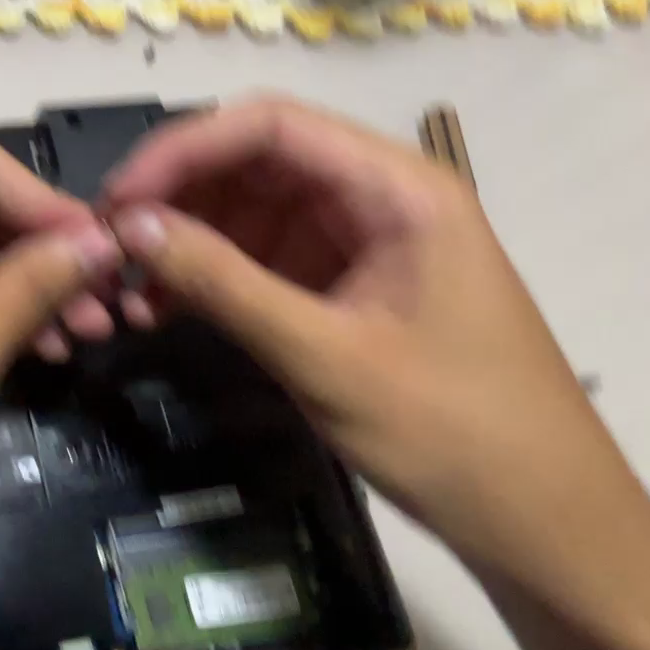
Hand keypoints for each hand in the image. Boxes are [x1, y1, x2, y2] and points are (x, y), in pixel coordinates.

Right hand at [99, 98, 643, 580]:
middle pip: (250, 161)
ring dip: (181, 241)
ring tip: (127, 288)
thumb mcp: (324, 354)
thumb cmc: (453, 432)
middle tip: (110, 243)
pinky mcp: (334, 284)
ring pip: (242, 210)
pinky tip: (159, 309)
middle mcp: (371, 197)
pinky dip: (203, 277)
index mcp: (396, 188)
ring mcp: (351, 241)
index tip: (119, 198)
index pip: (270, 126)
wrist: (539, 523)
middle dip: (174, 196)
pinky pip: (253, 258)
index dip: (183, 149)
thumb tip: (130, 226)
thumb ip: (222, 282)